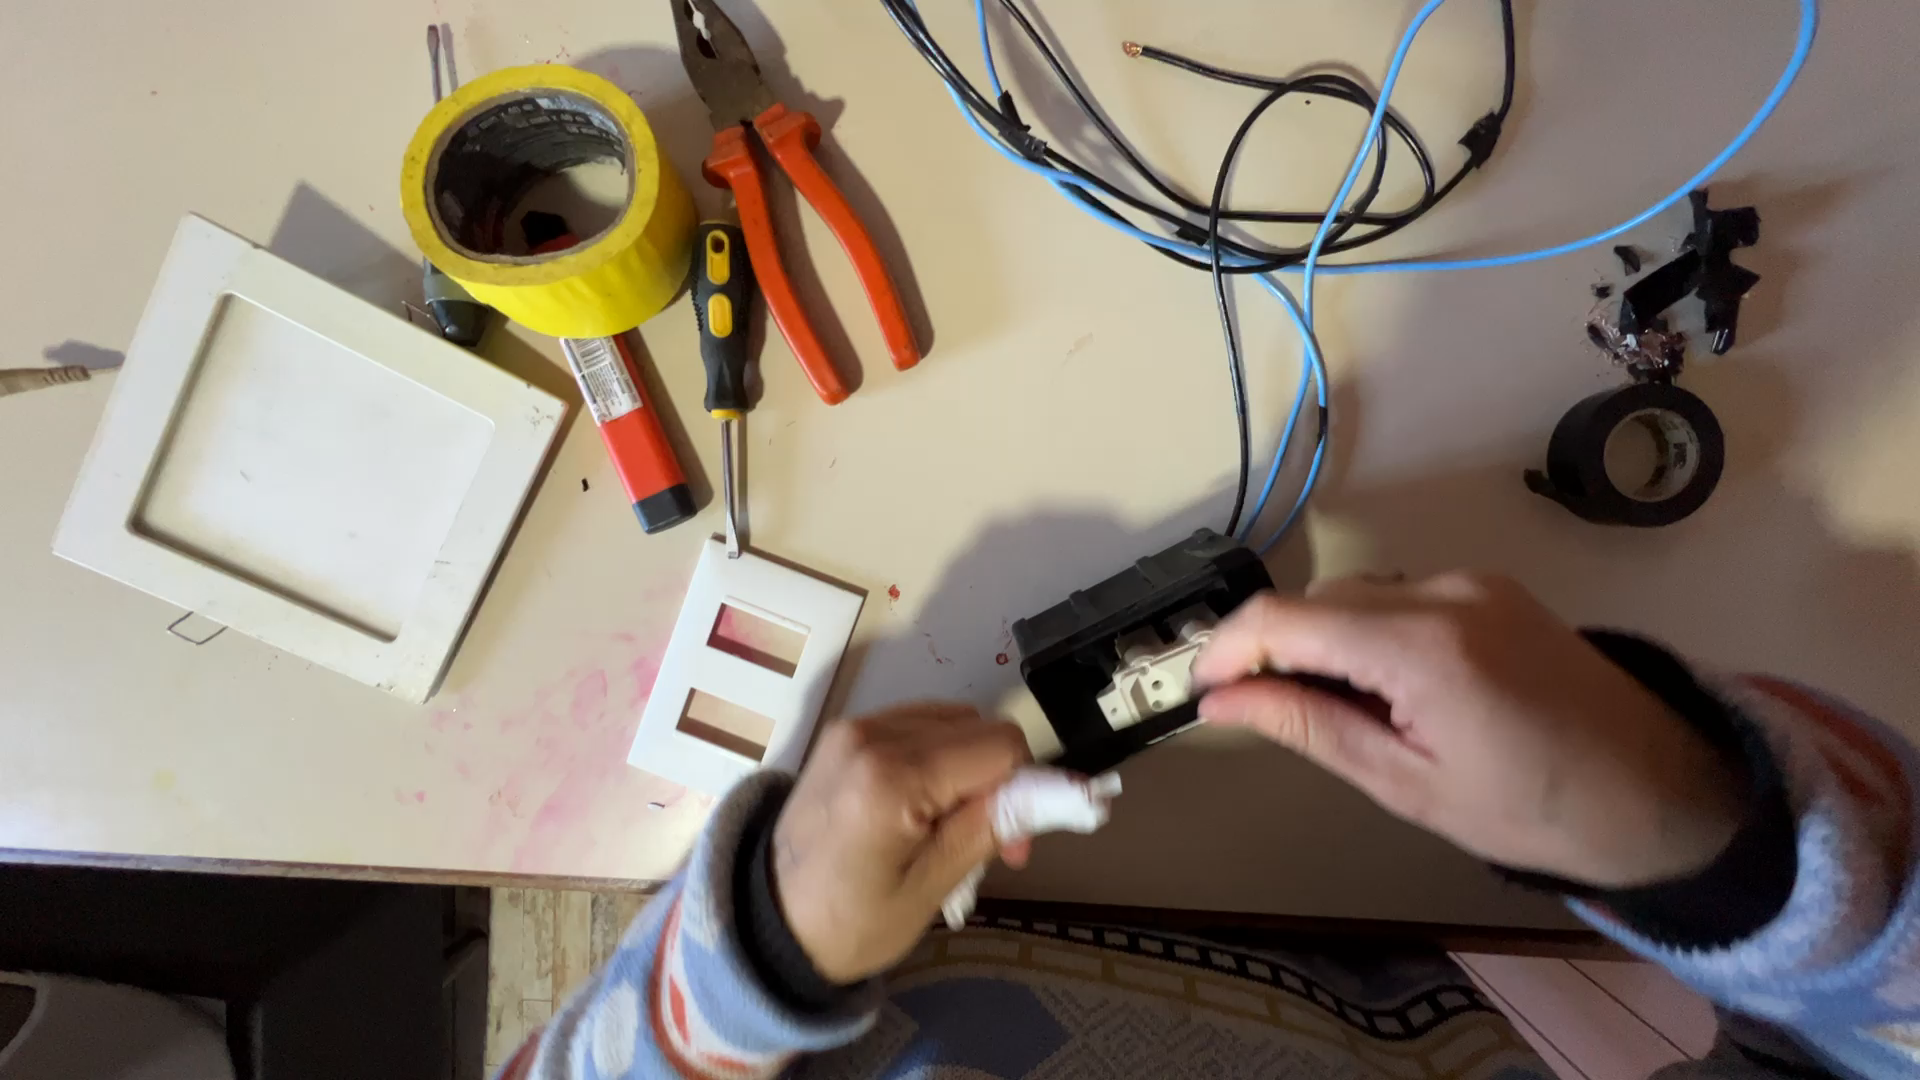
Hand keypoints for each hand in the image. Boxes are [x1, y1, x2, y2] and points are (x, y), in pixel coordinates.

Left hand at [772, 704, 1030, 982]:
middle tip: (987, 839)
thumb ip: (992, 826)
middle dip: (999, 777)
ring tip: (950, 820)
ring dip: (969, 763)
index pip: (1000, 745)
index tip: (1014, 844)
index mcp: (894, 776)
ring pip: (953, 719)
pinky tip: (923, 797)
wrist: (765, 921)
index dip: (1025, 786)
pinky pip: (919, 722)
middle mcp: (874, 733)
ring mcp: (857, 725)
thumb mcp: (929, 888)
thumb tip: (1060, 790)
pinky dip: (938, 752)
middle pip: (979, 726)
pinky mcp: (848, 729)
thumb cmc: (850, 922)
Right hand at [1191, 574, 1745, 888]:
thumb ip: (1304, 725)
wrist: (1674, 794)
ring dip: (1312, 641)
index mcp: (1422, 647)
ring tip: (1332, 702)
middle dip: (1269, 651)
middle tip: (1264, 710)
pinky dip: (1355, 631)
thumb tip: (1219, 700)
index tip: (1204, 691)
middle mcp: (1440, 592)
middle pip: (1309, 602)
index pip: (1283, 619)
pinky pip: (1385, 595)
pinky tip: (1378, 680)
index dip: (1225, 648)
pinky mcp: (1480, 584)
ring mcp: (1465, 580)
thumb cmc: (1535, 811)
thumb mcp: (1404, 784)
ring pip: (1343, 594)